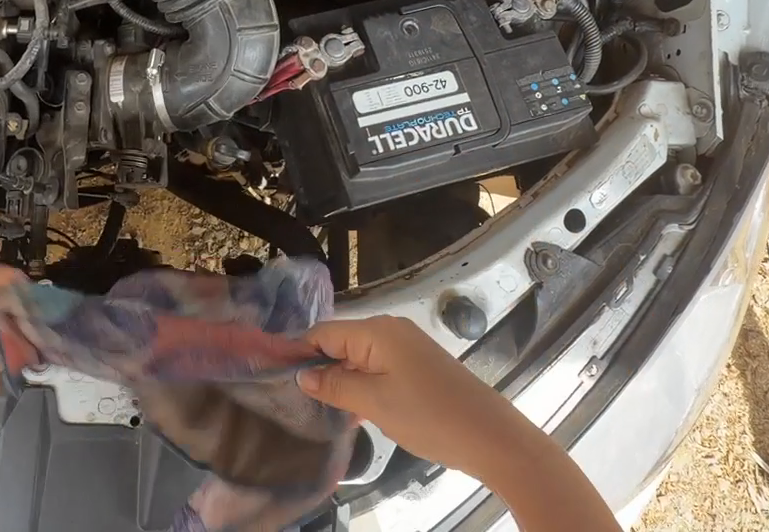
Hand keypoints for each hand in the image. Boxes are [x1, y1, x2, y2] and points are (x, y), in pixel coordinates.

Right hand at [298, 316, 618, 531]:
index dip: (299, 350)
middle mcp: (391, 330)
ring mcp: (408, 347)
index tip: (274, 370)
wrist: (493, 438)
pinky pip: (380, 367)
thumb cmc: (430, 416)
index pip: (325, 332)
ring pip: (361, 356)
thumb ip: (336, 386)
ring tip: (319, 405)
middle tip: (295, 395)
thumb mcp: (375, 403)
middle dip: (320, 366)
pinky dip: (364, 383)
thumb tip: (303, 374)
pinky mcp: (420, 365)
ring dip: (343, 378)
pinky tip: (355, 408)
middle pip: (342, 341)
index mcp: (377, 331)